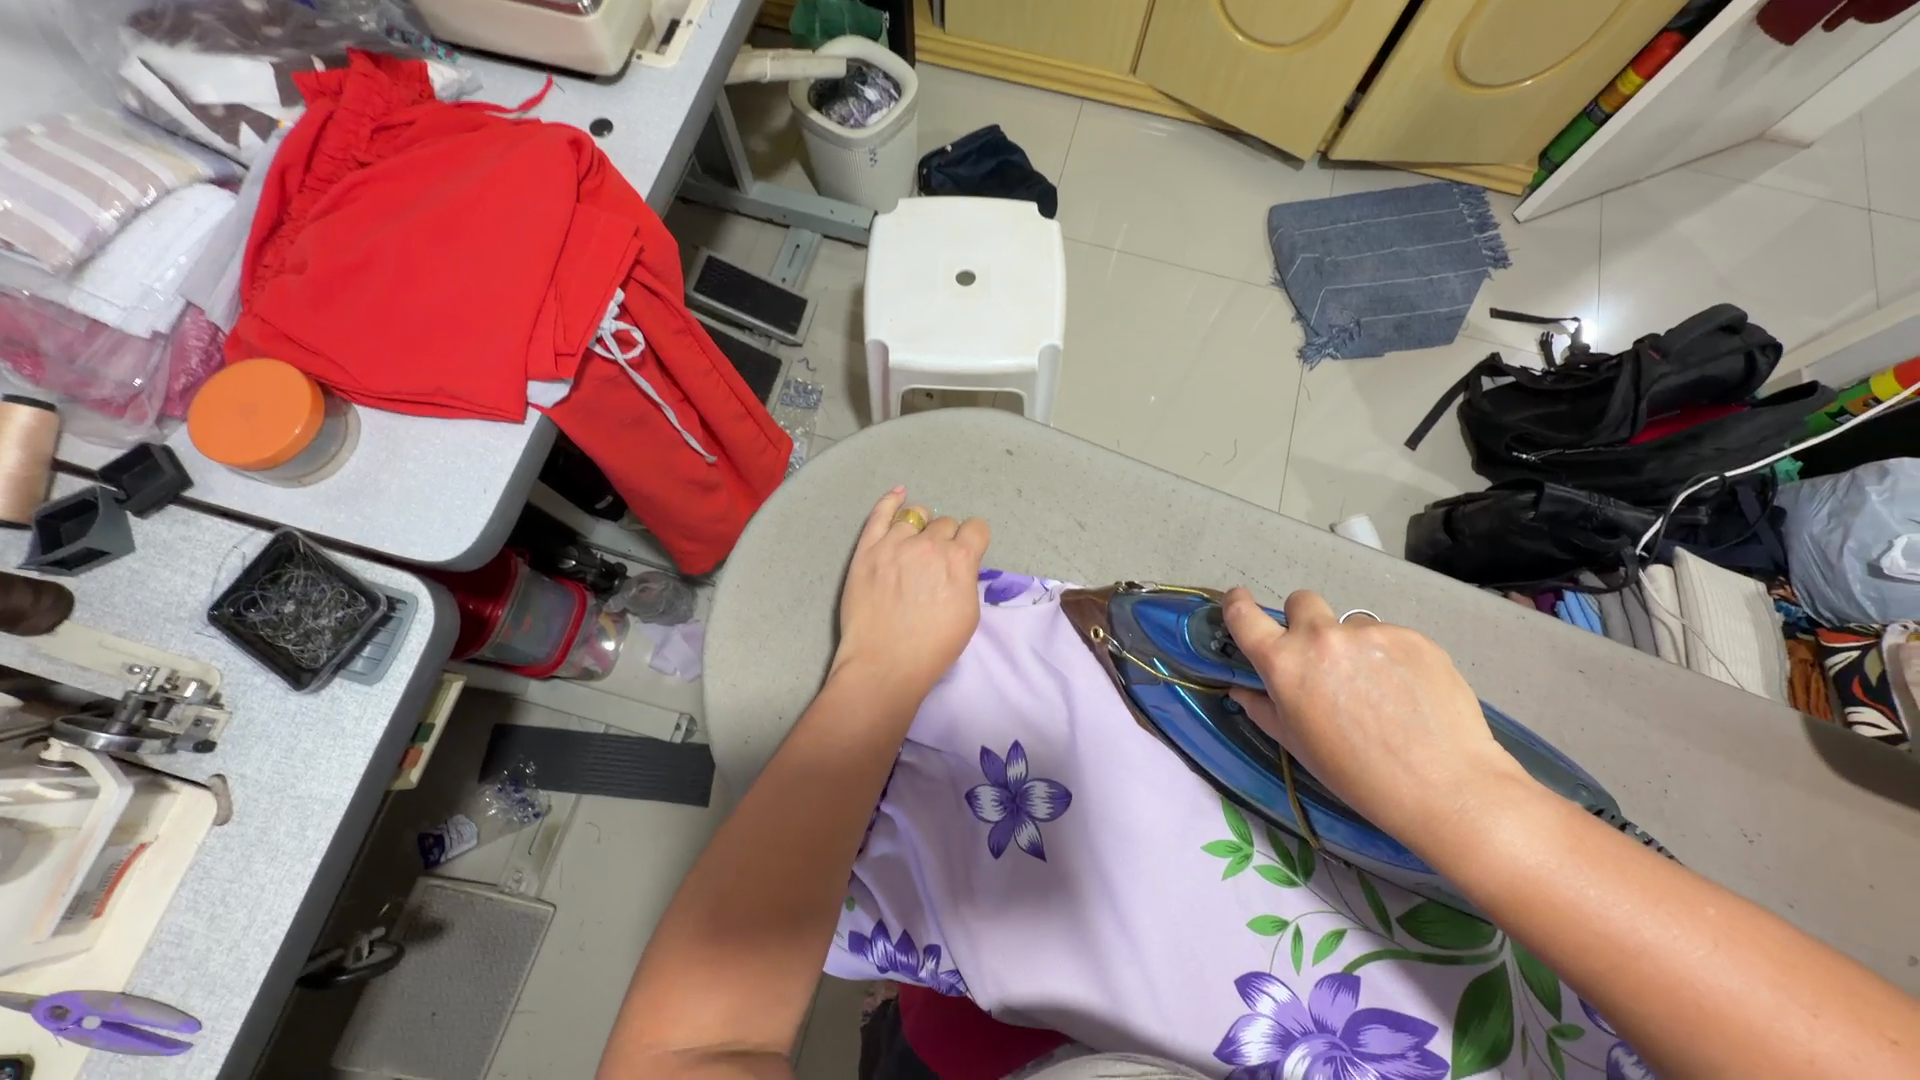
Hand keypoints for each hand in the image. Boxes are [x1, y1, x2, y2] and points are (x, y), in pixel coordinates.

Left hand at [831, 487, 991, 704]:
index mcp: (960, 559)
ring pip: (914, 515)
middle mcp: (929, 544)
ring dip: (921, 527)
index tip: (967, 554)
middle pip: (945, 523)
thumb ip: (966, 578)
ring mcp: (894, 544)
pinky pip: (880, 513)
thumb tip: (958, 565)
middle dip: (946, 539)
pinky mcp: (867, 550)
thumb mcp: (969, 613)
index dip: (973, 541)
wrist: (885, 663)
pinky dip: (891, 500)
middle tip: (936, 565)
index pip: (976, 528)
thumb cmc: (933, 647)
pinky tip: (898, 495)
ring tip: (916, 544)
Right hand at [1221, 588, 1534, 851]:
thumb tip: (1242, 689)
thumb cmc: (1355, 774)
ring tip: (1377, 690)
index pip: (1244, 615)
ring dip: (1352, 647)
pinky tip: (1406, 693)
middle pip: (1302, 601)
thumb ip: (1263, 708)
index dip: (1237, 604)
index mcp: (1285, 663)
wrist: (1443, 784)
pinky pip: (1389, 638)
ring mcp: (1371, 632)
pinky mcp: (1413, 636)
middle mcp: (1322, 637)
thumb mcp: (1297, 745)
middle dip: (1303, 622)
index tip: (1239, 602)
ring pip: (1350, 626)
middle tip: (1321, 660)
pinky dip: (1389, 658)